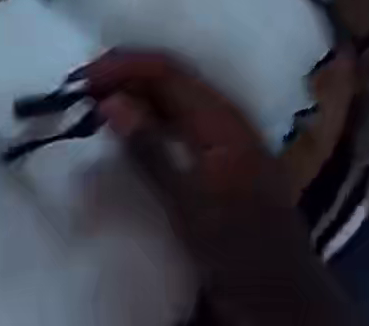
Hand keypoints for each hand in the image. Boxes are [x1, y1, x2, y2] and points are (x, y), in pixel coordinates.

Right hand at [78, 51, 356, 325]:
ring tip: (95, 100)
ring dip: (133, 92)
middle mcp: (224, 115)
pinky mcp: (219, 156)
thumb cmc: (240, 252)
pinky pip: (177, 117)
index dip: (122, 67)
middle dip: (124, 74)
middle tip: (80, 87)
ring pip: (172, 94)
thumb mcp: (191, 207)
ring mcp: (224, 134)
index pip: (166, 70)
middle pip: (169, 76)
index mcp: (222, 117)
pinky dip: (147, 113)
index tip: (81, 79)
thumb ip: (150, 149)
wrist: (288, 305)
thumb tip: (109, 100)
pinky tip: (128, 125)